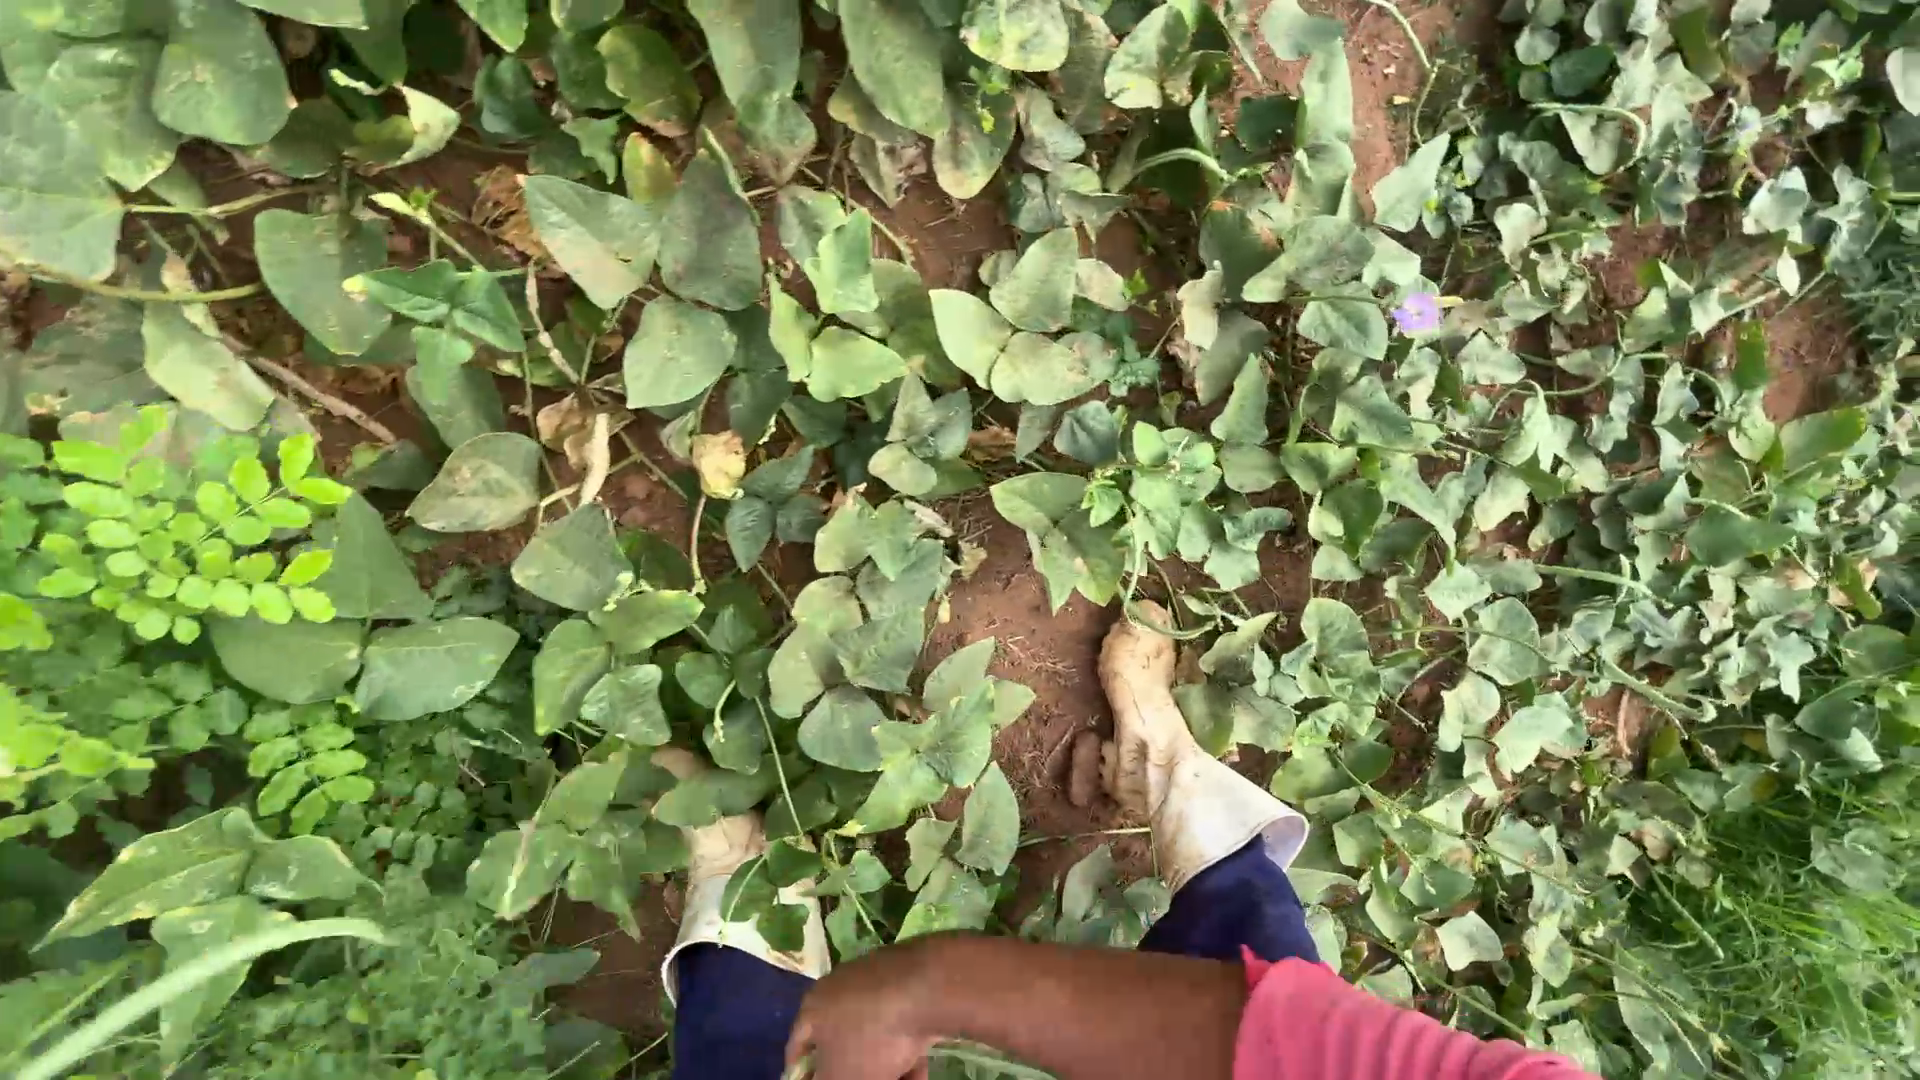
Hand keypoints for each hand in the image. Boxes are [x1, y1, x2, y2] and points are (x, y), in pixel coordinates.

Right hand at [786, 940, 938, 1079]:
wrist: (927, 988)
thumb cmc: (871, 1036)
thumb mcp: (839, 1078)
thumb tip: (827, 1075)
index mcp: (812, 1008)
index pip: (797, 1051)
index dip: (806, 1078)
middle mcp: (839, 989)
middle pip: (840, 1048)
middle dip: (854, 1077)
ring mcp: (875, 984)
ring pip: (873, 1042)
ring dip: (884, 1073)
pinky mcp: (906, 985)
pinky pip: (897, 1029)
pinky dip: (904, 1054)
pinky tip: (919, 1070)